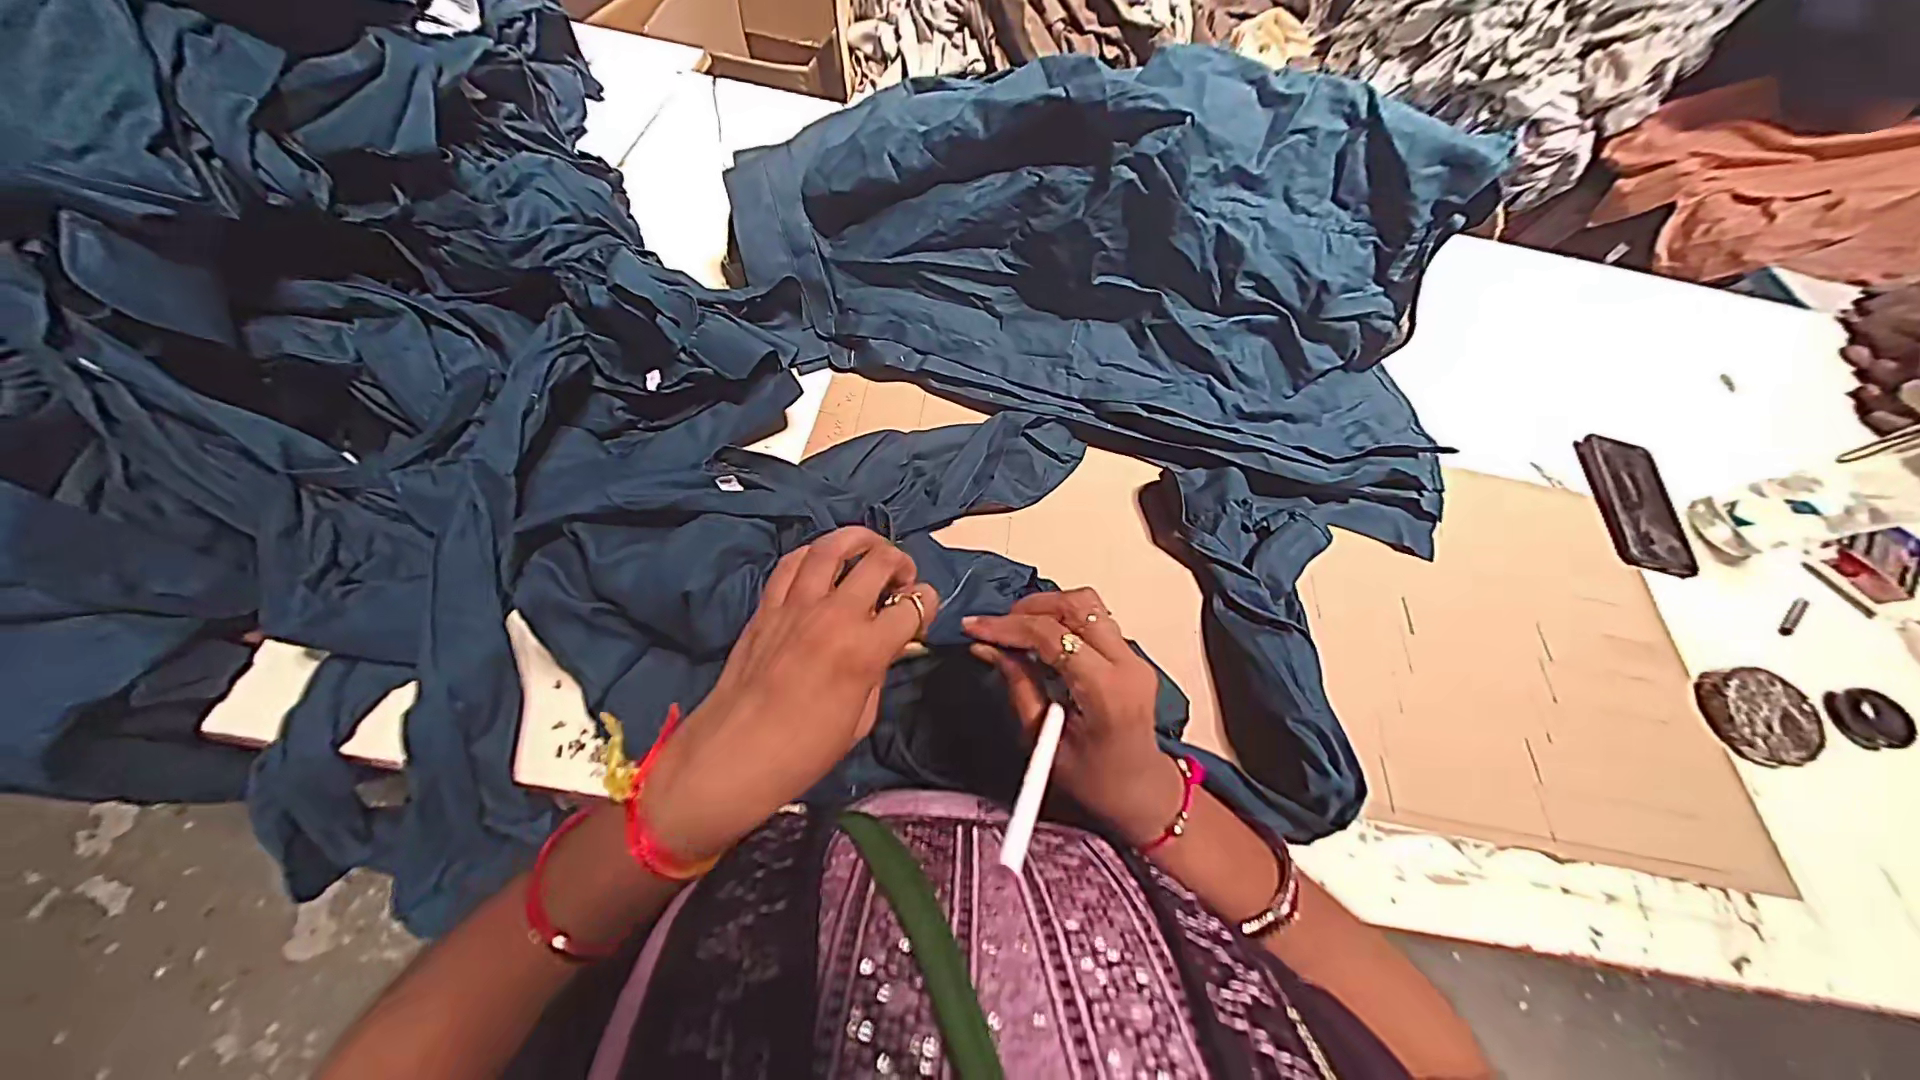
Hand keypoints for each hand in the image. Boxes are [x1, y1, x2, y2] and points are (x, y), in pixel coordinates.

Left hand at [637, 527, 938, 862]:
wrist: (733, 756)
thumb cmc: (804, 752)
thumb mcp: (861, 718)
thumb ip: (879, 671)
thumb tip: (887, 644)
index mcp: (865, 649)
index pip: (913, 606)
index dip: (926, 605)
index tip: (922, 611)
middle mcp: (834, 616)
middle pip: (880, 562)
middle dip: (902, 564)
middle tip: (903, 578)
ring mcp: (796, 606)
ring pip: (833, 547)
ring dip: (860, 540)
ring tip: (870, 549)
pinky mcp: (767, 607)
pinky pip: (792, 563)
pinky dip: (814, 554)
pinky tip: (822, 562)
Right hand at [964, 588, 1182, 843]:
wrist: (1142, 792)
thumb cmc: (1097, 781)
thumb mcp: (1045, 742)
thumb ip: (1019, 688)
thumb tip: (989, 650)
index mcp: (1107, 693)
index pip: (1054, 637)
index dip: (1008, 627)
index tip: (976, 628)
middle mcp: (1128, 666)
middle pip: (1077, 605)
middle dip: (1029, 608)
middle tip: (996, 627)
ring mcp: (1134, 657)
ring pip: (1088, 605)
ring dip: (1047, 609)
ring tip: (1015, 631)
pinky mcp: (1130, 655)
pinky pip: (1093, 620)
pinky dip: (1060, 620)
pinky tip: (1039, 641)